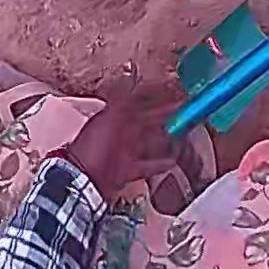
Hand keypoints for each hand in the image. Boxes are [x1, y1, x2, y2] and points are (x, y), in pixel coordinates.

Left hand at [63, 85, 180, 198]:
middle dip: (166, 118)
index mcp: (115, 116)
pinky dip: (160, 163)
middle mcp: (121, 131)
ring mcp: (124, 151)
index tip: (179, 99)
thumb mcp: (110, 121)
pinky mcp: (126, 170)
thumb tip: (140, 87)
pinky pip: (147, 164)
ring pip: (149, 142)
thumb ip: (127, 105)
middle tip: (187, 115)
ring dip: (165, 139)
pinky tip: (172, 160)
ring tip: (182, 135)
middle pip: (148, 122)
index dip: (160, 101)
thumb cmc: (93, 148)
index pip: (142, 103)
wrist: (81, 181)